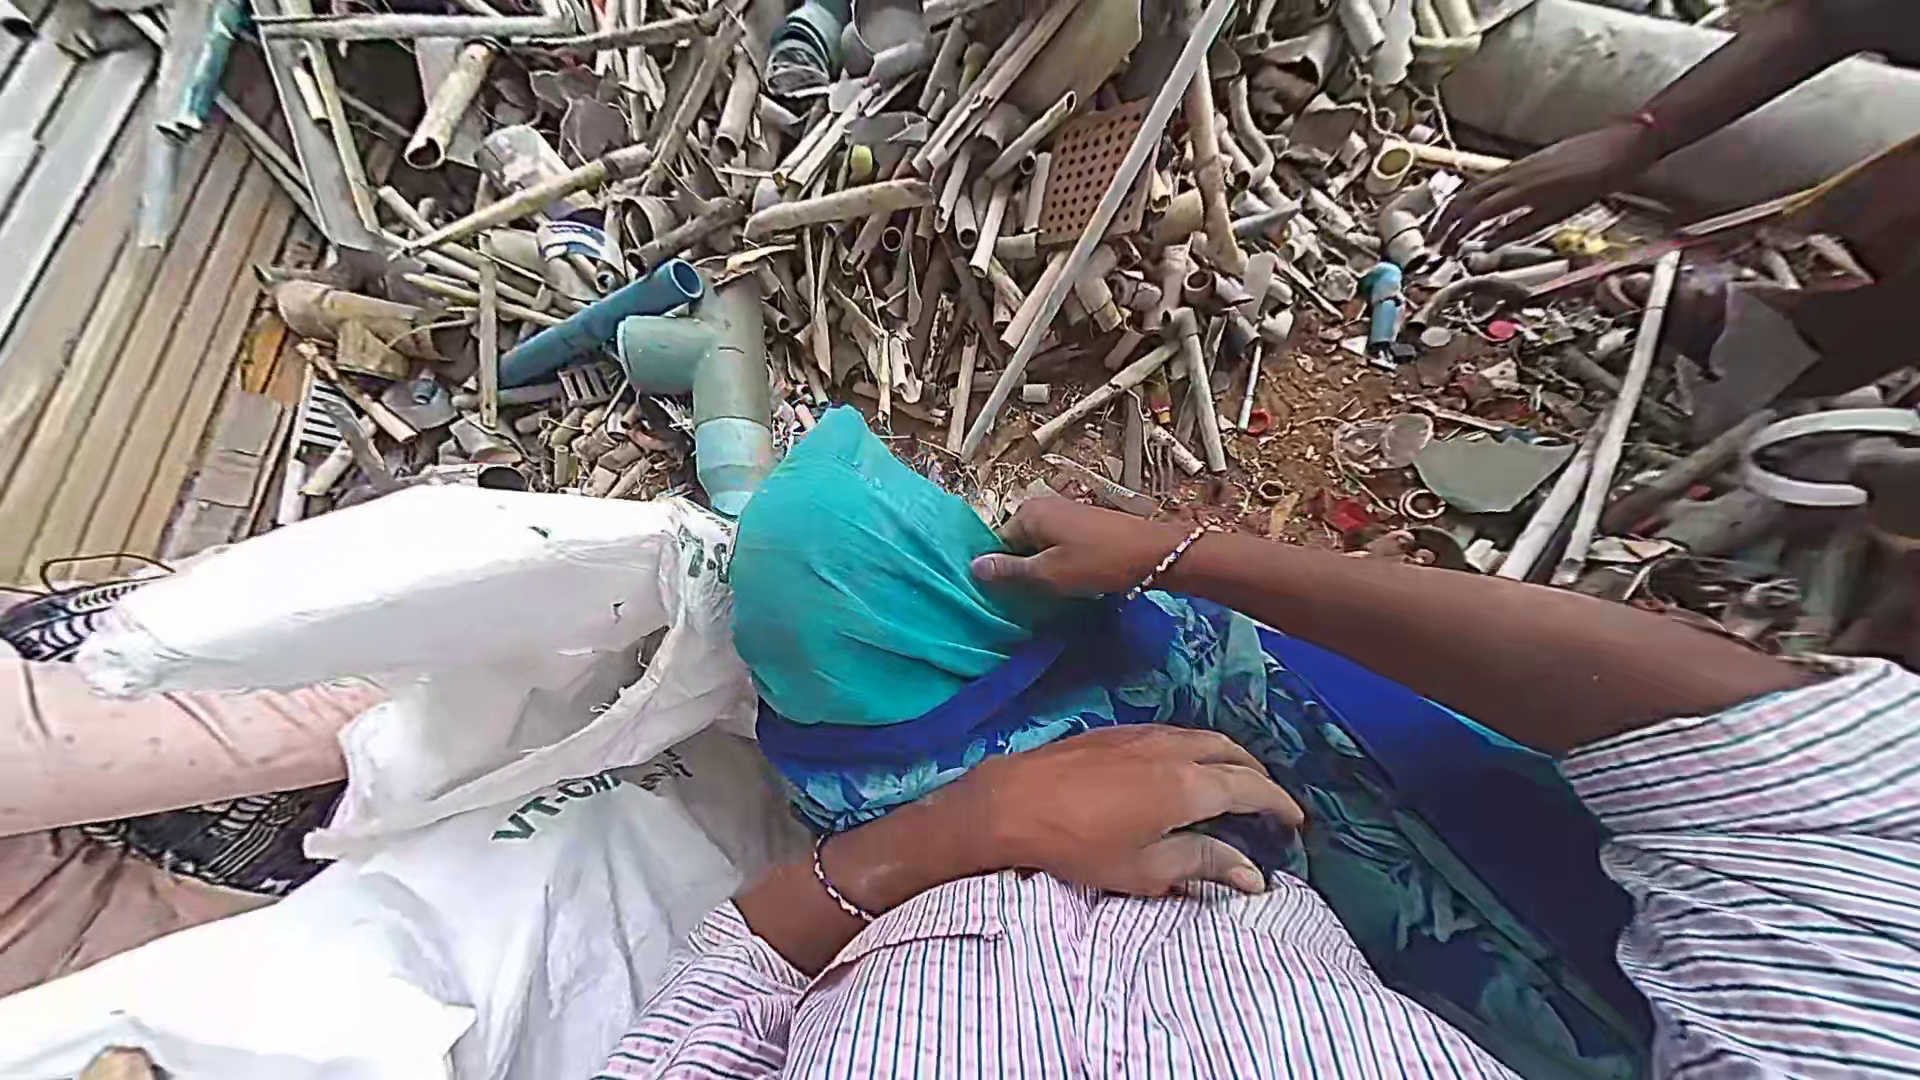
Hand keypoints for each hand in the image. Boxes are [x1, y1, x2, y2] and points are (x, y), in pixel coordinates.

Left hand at [932, 725, 1303, 894]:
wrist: (1014, 800)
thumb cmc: (1079, 844)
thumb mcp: (1145, 868)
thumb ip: (1202, 862)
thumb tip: (1252, 874)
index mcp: (1186, 784)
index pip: (1250, 786)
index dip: (1278, 802)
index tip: (1295, 819)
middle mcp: (1170, 748)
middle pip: (1230, 751)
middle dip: (1256, 773)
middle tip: (1267, 800)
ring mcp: (1140, 733)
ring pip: (1200, 736)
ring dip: (1225, 755)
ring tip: (1232, 781)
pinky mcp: (1115, 730)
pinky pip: (1171, 732)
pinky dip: (1194, 746)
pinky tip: (1183, 766)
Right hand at [971, 497, 1192, 595]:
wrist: (1154, 553)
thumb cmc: (1098, 562)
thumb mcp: (1049, 573)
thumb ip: (1009, 570)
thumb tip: (973, 567)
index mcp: (1027, 513)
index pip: (996, 545)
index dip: (1002, 571)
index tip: (1011, 595)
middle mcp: (1040, 506)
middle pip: (1015, 544)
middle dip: (1022, 569)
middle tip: (1033, 596)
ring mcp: (1062, 512)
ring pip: (1036, 546)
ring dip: (1041, 568)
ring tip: (1052, 590)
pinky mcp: (1080, 522)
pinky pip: (1054, 544)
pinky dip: (1057, 562)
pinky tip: (1069, 580)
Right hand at [1433, 123, 1657, 251]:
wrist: (1629, 142)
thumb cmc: (1599, 179)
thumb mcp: (1557, 213)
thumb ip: (1517, 229)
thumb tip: (1488, 246)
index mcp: (1519, 192)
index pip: (1473, 216)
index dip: (1455, 235)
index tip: (1445, 250)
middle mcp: (1512, 176)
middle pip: (1463, 200)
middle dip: (1444, 222)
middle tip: (1434, 240)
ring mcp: (1518, 166)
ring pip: (1472, 188)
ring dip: (1454, 208)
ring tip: (1445, 224)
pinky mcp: (1525, 162)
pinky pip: (1488, 180)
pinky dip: (1472, 196)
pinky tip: (1473, 205)